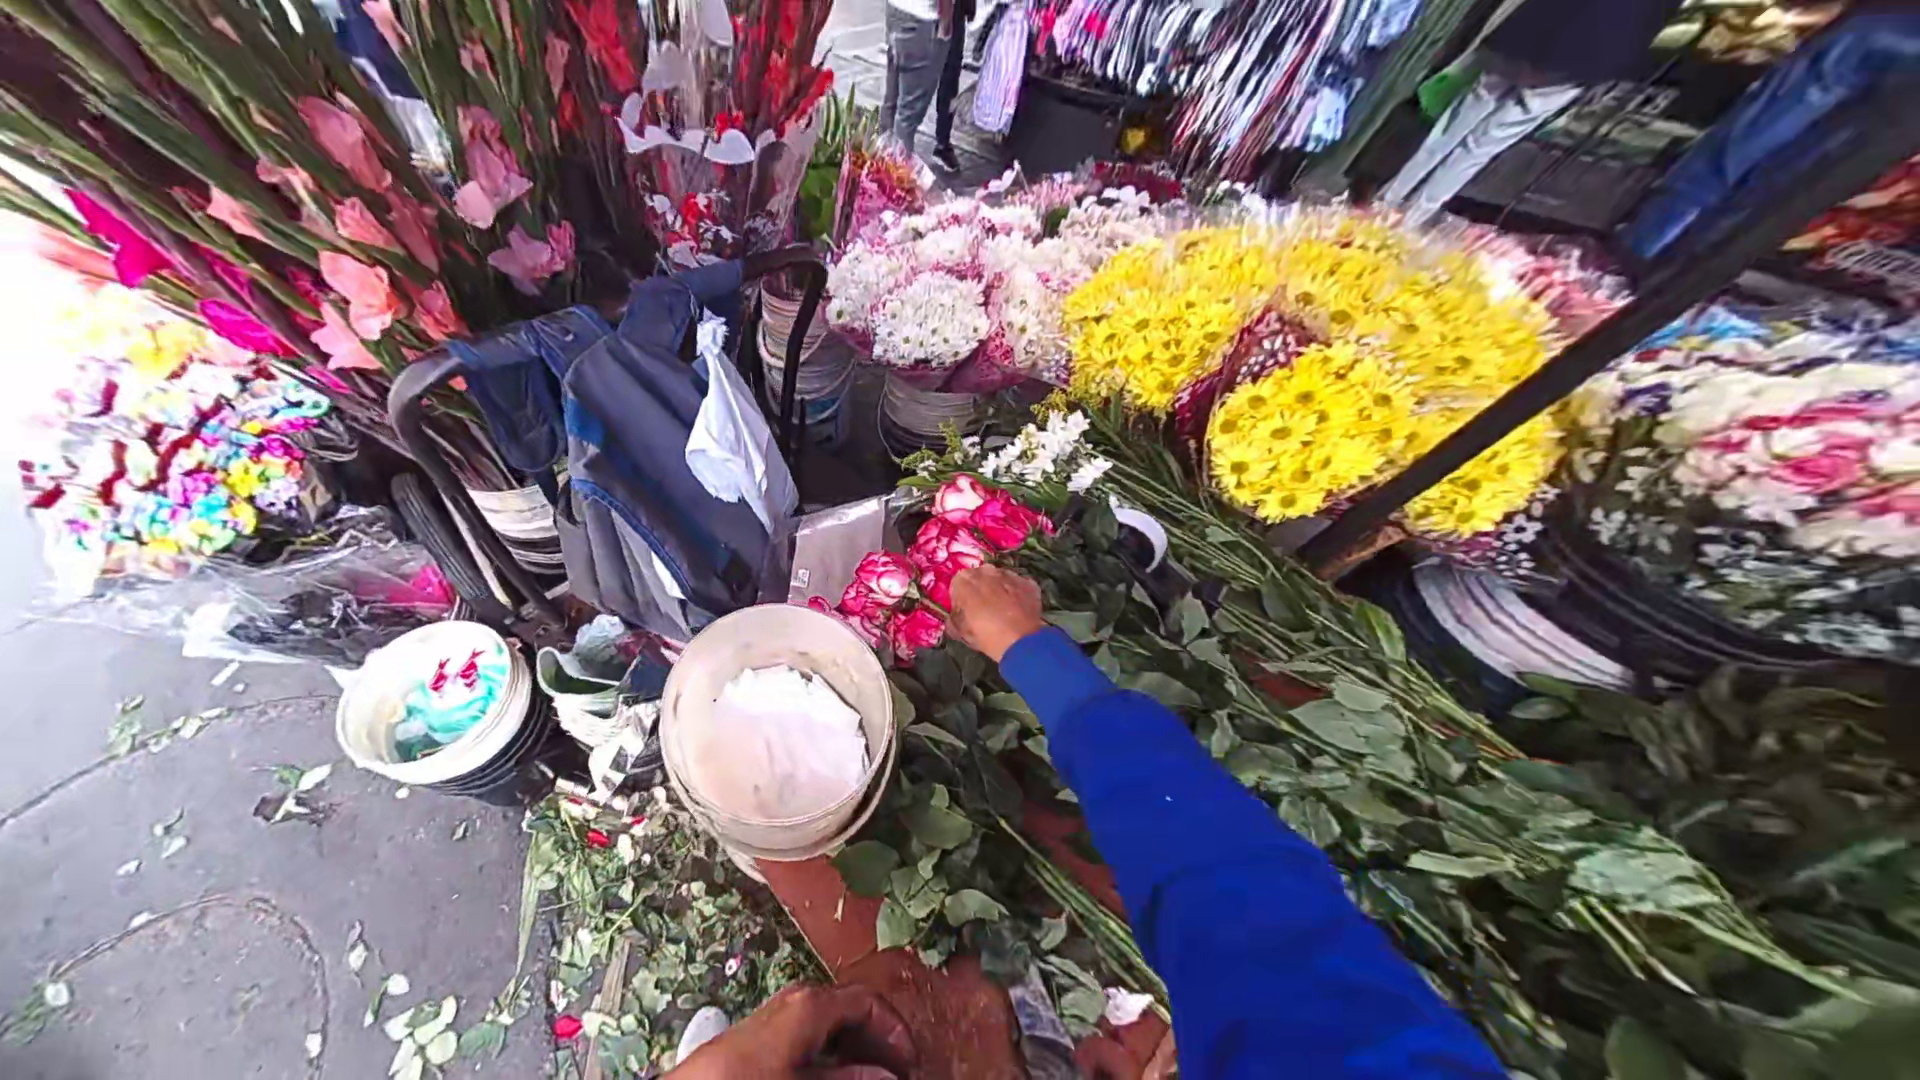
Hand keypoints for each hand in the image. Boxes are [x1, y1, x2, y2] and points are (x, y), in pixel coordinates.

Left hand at [669, 983, 915, 1078]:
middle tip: (896, 1071)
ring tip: (870, 1077)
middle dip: (877, 1040)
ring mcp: (779, 1016)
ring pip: (831, 1026)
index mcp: (812, 1002)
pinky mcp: (763, 1037)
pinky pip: (810, 1038)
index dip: (895, 1030)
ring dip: (855, 1051)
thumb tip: (889, 1077)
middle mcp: (798, 999)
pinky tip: (836, 1078)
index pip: (868, 1001)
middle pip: (851, 1010)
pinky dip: (831, 1056)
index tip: (911, 1061)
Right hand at [948, 566, 1045, 662]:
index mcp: (965, 580)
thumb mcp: (961, 632)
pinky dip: (1016, 593)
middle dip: (979, 589)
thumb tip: (954, 617)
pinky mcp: (1028, 583)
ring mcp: (1010, 575)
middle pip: (979, 577)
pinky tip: (1017, 607)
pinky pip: (1017, 584)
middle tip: (982, 608)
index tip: (964, 611)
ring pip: (999, 578)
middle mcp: (986, 571)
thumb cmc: (986, 636)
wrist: (1021, 641)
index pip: (957, 583)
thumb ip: (953, 619)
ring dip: (998, 588)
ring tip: (1001, 607)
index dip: (960, 597)